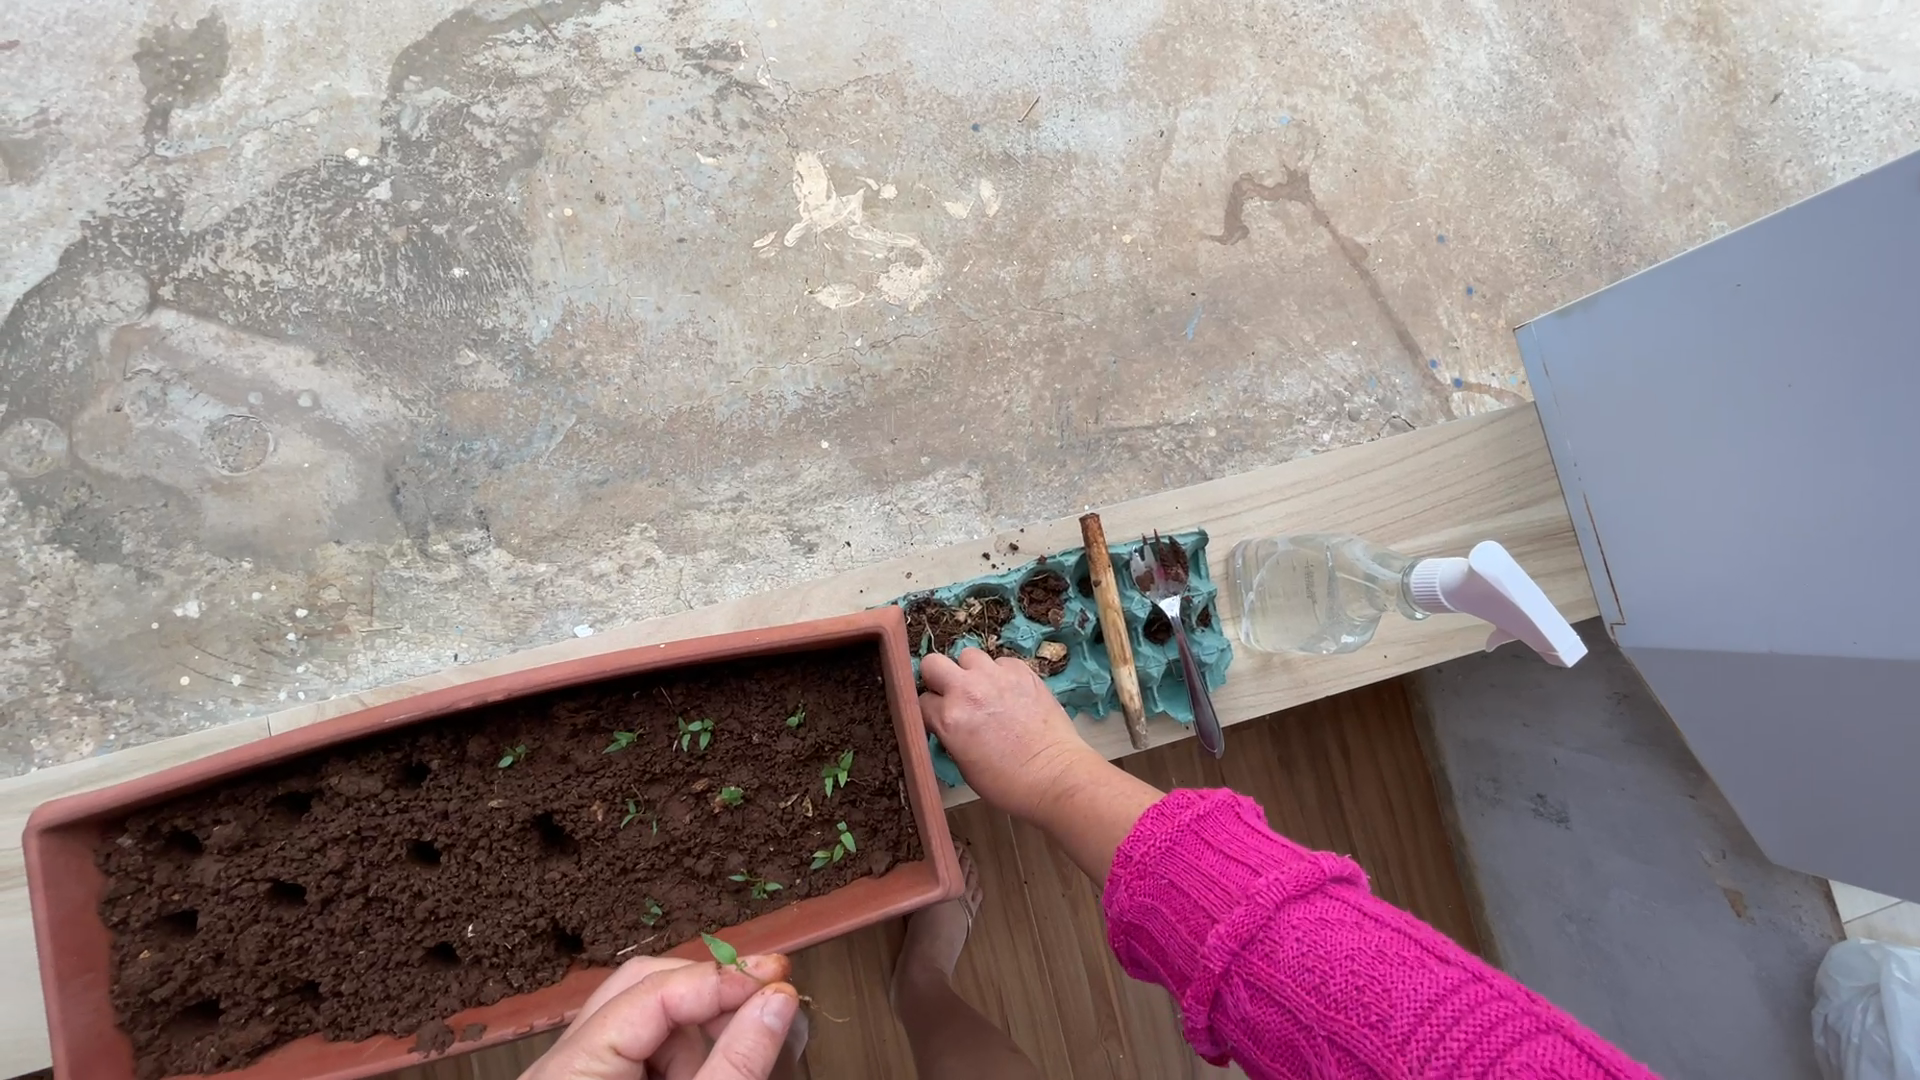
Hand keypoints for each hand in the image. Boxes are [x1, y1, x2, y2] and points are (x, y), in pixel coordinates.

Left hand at [519, 953, 798, 1079]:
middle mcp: (561, 1065)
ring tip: (728, 1067)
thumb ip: (736, 1062)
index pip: (653, 990)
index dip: (720, 979)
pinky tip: (705, 1076)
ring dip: (699, 1034)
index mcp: (568, 1071)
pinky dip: (683, 1056)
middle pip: (644, 986)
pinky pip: (644, 1049)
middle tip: (762, 1005)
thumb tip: (780, 996)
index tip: (778, 980)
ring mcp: (575, 1075)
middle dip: (708, 997)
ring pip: (648, 1018)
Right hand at [919, 648, 1102, 820]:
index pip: (921, 701)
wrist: (1055, 775)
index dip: (928, 711)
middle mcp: (967, 690)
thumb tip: (945, 723)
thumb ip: (948, 734)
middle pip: (932, 663)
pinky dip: (1000, 673)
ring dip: (970, 671)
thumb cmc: (1008, 782)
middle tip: (951, 694)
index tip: (937, 718)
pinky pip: (1001, 661)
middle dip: (937, 678)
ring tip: (984, 690)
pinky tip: (1009, 692)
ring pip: (968, 656)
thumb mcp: (963, 765)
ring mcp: (996, 676)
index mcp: (949, 718)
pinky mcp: (1022, 670)